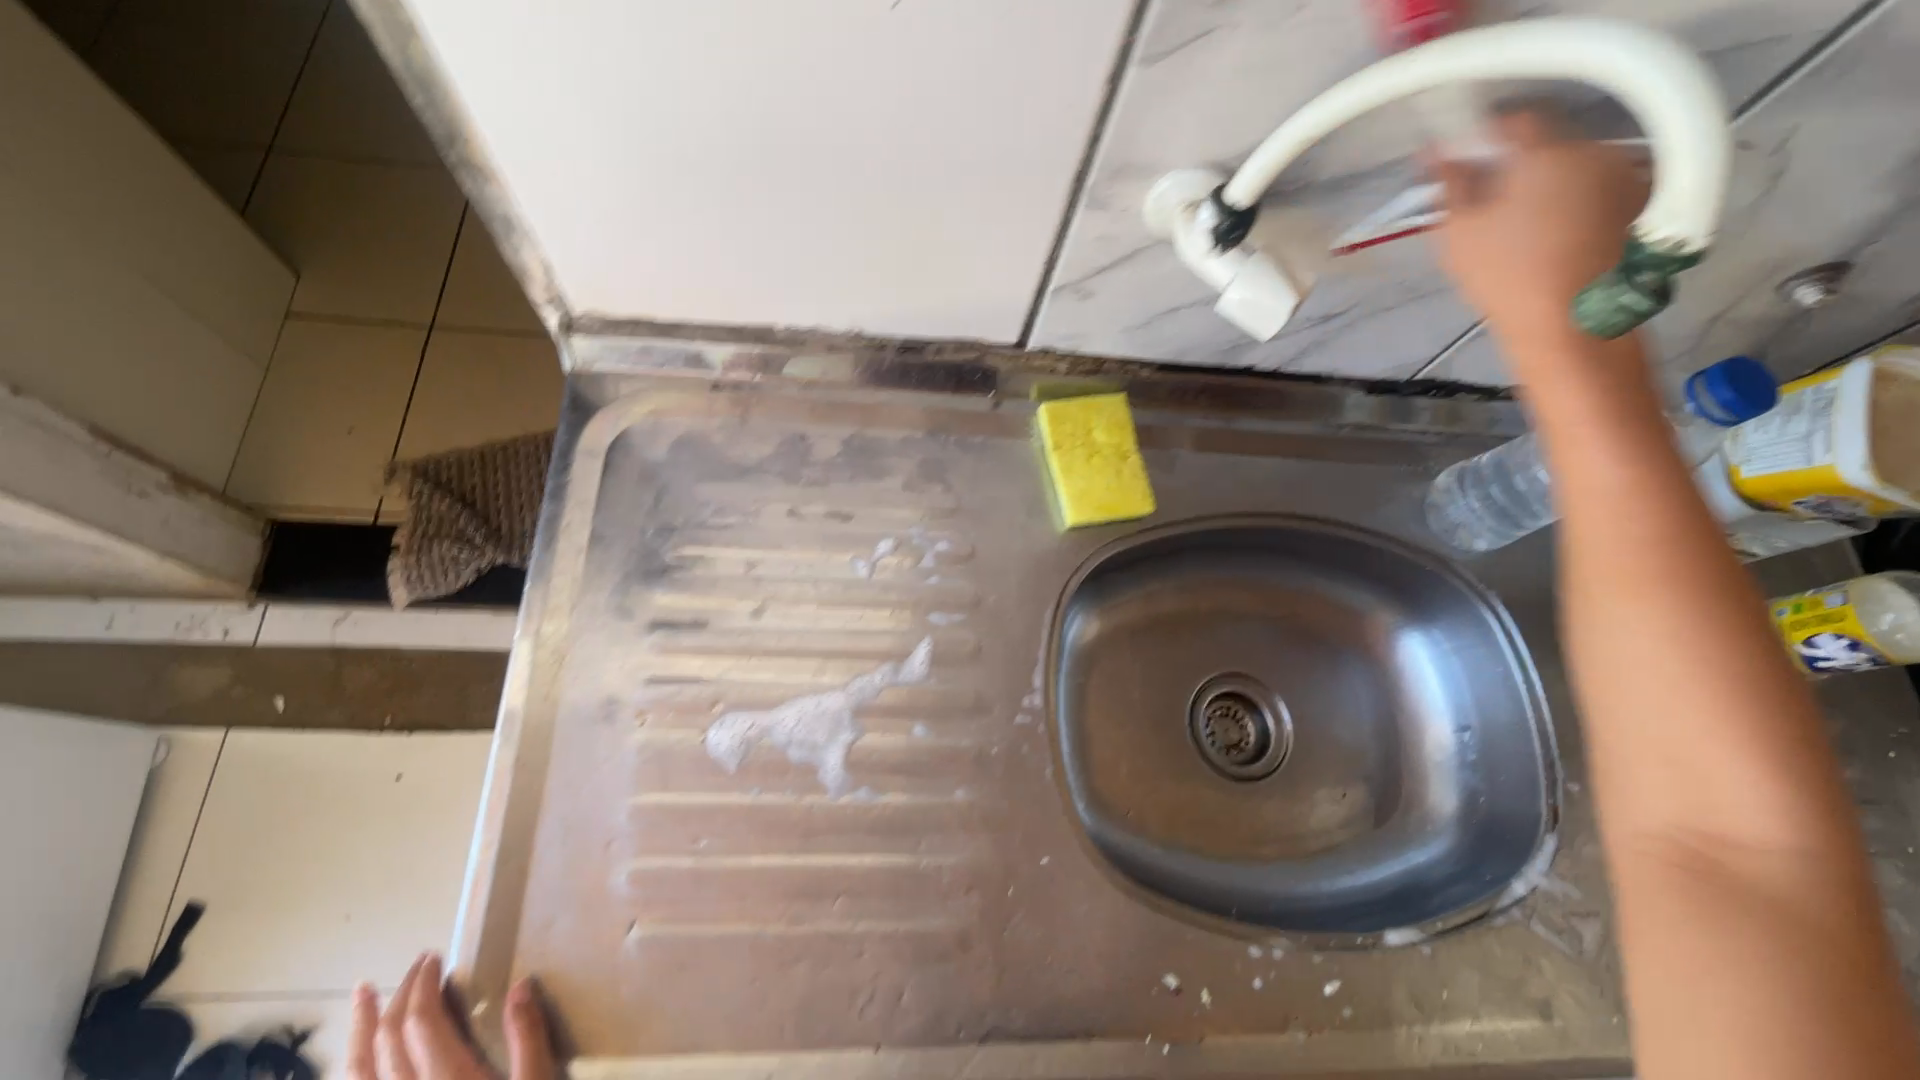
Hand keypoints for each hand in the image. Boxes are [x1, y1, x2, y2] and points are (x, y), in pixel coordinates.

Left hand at [346, 953, 554, 1079]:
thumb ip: (527, 1039)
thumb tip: (521, 985)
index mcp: (448, 1078)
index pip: (421, 1022)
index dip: (422, 986)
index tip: (433, 958)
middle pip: (389, 1038)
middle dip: (401, 994)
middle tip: (418, 965)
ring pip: (360, 1068)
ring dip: (361, 1026)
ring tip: (362, 994)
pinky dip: (355, 1063)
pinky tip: (358, 1052)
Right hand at [1433, 110, 1648, 350]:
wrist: (1572, 327)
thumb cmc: (1507, 278)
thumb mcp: (1457, 233)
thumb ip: (1450, 184)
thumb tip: (1445, 155)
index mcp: (1549, 151)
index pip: (1514, 120)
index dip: (1483, 135)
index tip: (1460, 158)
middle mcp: (1598, 152)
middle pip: (1548, 143)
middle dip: (1515, 162)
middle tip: (1482, 196)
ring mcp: (1626, 178)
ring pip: (1573, 167)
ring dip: (1545, 182)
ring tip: (1516, 222)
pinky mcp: (1639, 207)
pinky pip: (1595, 189)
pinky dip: (1571, 201)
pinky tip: (1548, 236)